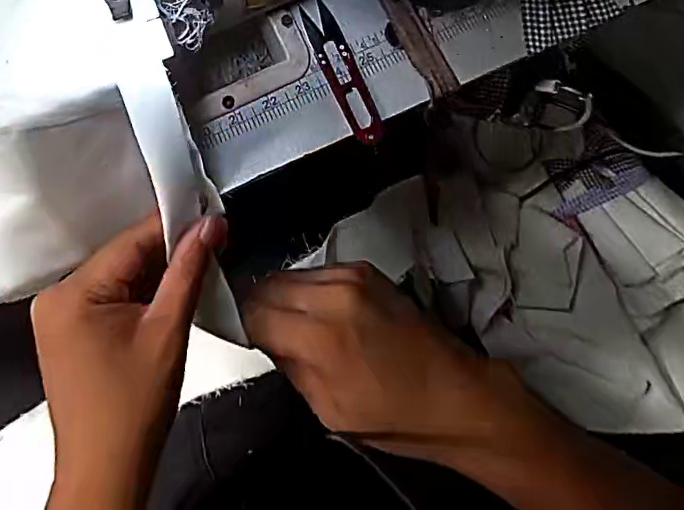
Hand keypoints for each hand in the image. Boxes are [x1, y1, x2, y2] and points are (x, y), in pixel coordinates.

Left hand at [32, 212, 227, 509]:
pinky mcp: (69, 328)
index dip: (173, 226)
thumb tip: (207, 226)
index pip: (131, 241)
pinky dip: (140, 291)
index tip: (207, 216)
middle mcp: (56, 297)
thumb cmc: (131, 414)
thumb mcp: (167, 332)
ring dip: (156, 271)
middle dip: (167, 250)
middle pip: (124, 255)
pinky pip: (110, 293)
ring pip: (120, 273)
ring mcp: (59, 314)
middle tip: (209, 242)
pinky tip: (169, 292)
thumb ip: (188, 270)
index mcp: (71, 294)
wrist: (106, 475)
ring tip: (196, 265)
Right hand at [243, 264, 683, 509]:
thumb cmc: (393, 416)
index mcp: (322, 336)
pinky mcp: (363, 267)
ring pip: (289, 274)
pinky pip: (316, 272)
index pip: (254, 311)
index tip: (228, 326)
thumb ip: (289, 366)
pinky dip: (305, 288)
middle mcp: (332, 293)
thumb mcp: (328, 410)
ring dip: (278, 293)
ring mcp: (350, 274)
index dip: (236, 319)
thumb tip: (263, 337)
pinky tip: (311, 309)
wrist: (455, 392)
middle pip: (267, 284)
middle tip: (250, 323)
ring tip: (280, 318)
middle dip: (253, 302)